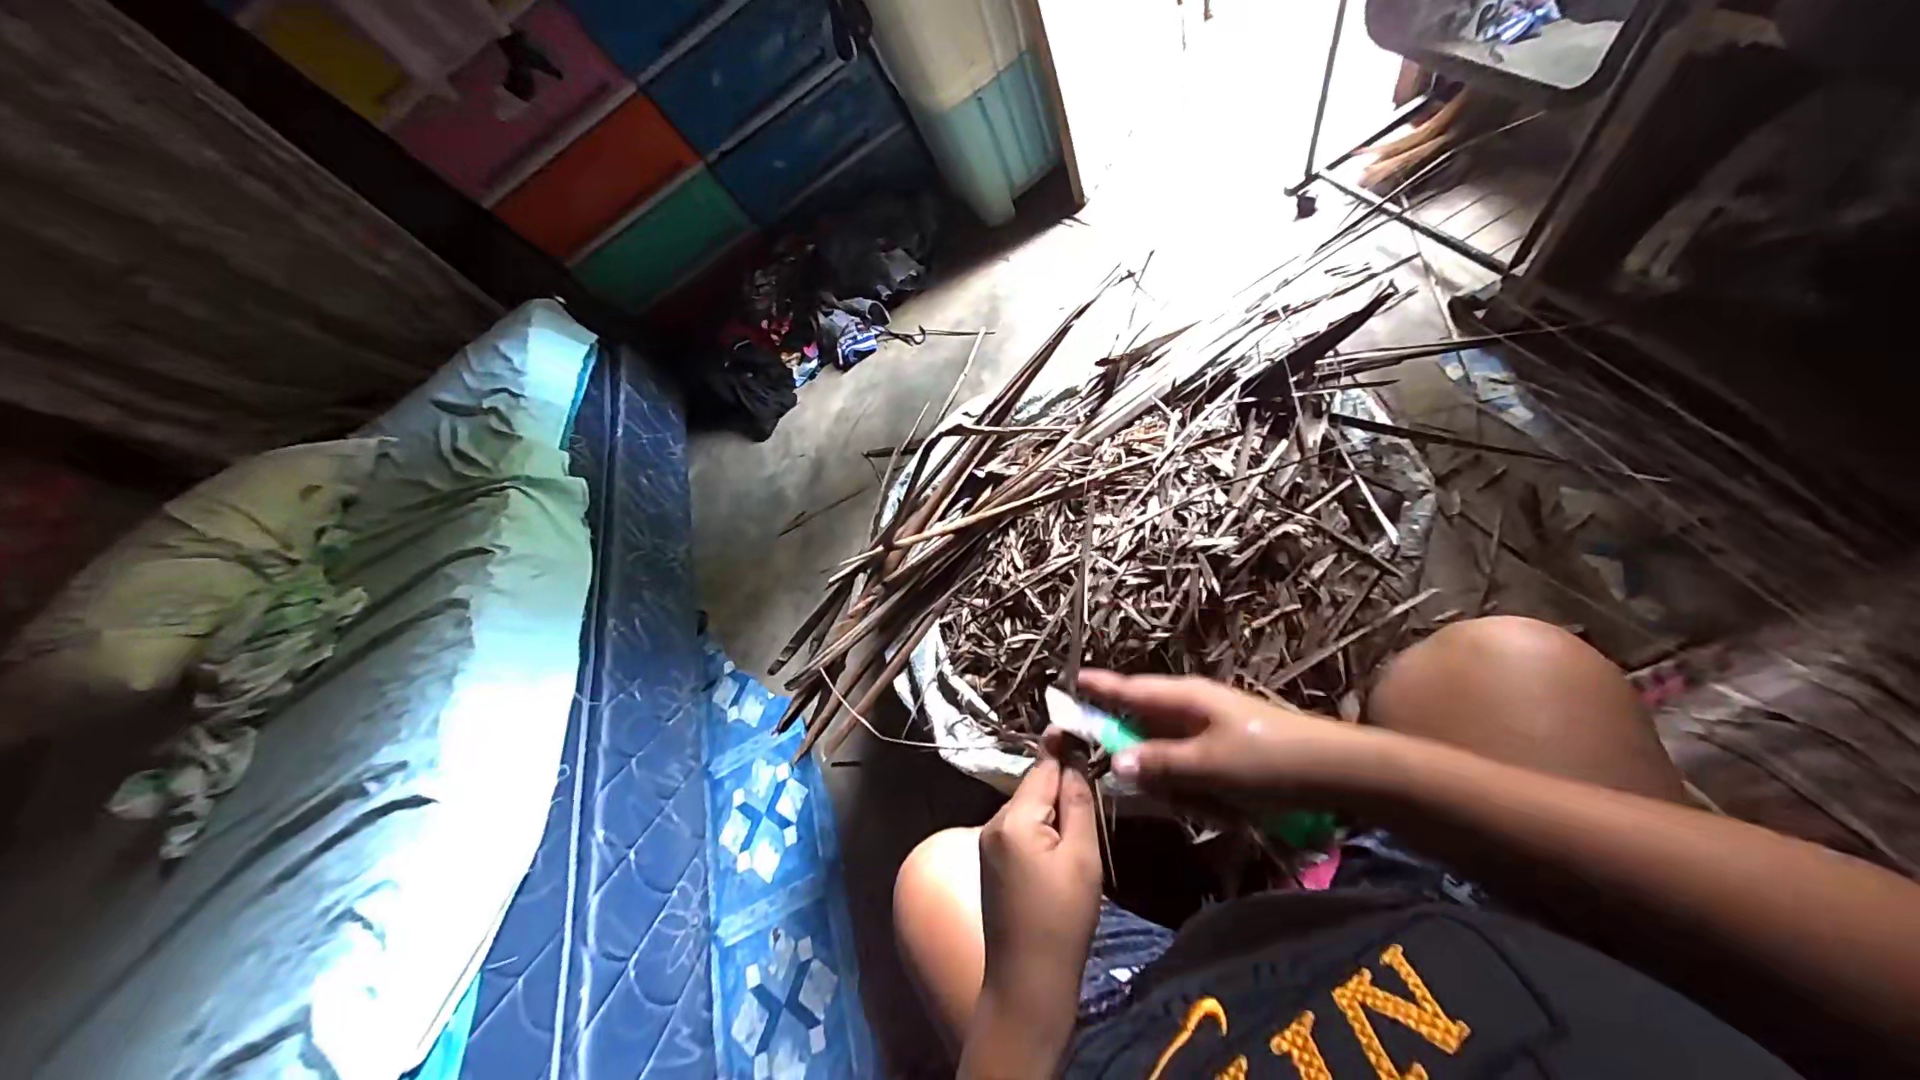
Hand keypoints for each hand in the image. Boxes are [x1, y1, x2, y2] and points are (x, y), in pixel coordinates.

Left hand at [962, 746, 1101, 1077]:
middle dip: (1062, 784)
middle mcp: (993, 822)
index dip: (1064, 747)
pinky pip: (1020, 828)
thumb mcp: (1082, 858)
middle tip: (1095, 780)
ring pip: (1029, 807)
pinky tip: (1061, 848)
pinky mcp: (991, 860)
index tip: (1080, 724)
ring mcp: (988, 842)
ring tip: (1082, 822)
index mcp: (1014, 818)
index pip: (1043, 768)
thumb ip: (1078, 803)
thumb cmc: (1063, 920)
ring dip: (1053, 807)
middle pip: (1035, 787)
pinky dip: (1042, 828)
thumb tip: (1076, 760)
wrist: (1027, 982)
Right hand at [1076, 669, 1392, 808]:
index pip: (1130, 689)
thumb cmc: (1269, 759)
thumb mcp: (1209, 764)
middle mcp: (1192, 708)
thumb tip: (1117, 761)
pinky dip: (1196, 788)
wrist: (1339, 771)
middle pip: (1144, 727)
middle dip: (1142, 759)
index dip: (1100, 688)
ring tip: (1207, 806)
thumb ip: (1160, 763)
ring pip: (1168, 753)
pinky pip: (1192, 768)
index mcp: (1185, 698)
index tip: (1071, 683)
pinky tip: (1221, 808)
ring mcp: (1210, 729)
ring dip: (1175, 782)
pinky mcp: (1226, 750)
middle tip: (1150, 788)